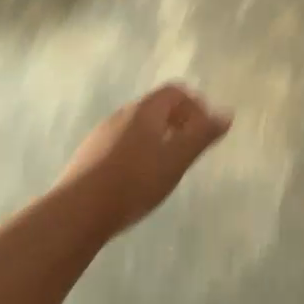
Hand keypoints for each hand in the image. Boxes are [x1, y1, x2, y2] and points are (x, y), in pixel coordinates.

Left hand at [57, 84, 232, 233]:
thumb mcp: (177, 159)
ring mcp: (101, 135)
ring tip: (164, 167)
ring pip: (136, 127)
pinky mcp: (87, 157)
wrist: (76, 212)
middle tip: (188, 148)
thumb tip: (227, 113)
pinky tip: (136, 180)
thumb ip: (203, 135)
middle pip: (156, 107)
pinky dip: (135, 153)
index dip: (195, 105)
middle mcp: (122, 114)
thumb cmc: (135, 181)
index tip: (205, 129)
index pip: (175, 91)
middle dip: (177, 122)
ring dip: (155, 139)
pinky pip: (120, 144)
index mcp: (146, 109)